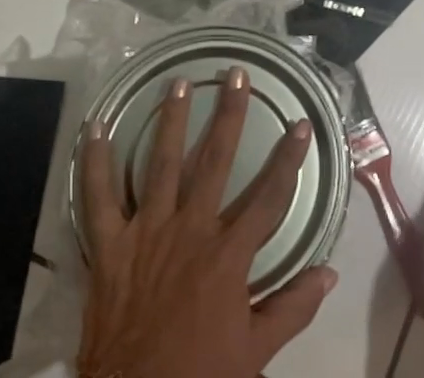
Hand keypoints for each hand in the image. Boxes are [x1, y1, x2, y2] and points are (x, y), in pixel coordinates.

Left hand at [76, 67, 337, 377]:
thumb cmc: (198, 373)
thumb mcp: (256, 351)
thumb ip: (292, 307)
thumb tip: (329, 273)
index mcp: (227, 255)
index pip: (269, 197)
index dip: (288, 159)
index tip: (301, 125)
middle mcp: (189, 230)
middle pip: (215, 162)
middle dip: (229, 115)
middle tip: (236, 75)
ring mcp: (145, 232)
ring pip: (161, 164)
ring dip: (170, 120)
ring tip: (179, 82)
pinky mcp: (108, 244)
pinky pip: (98, 196)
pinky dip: (94, 161)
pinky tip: (96, 127)